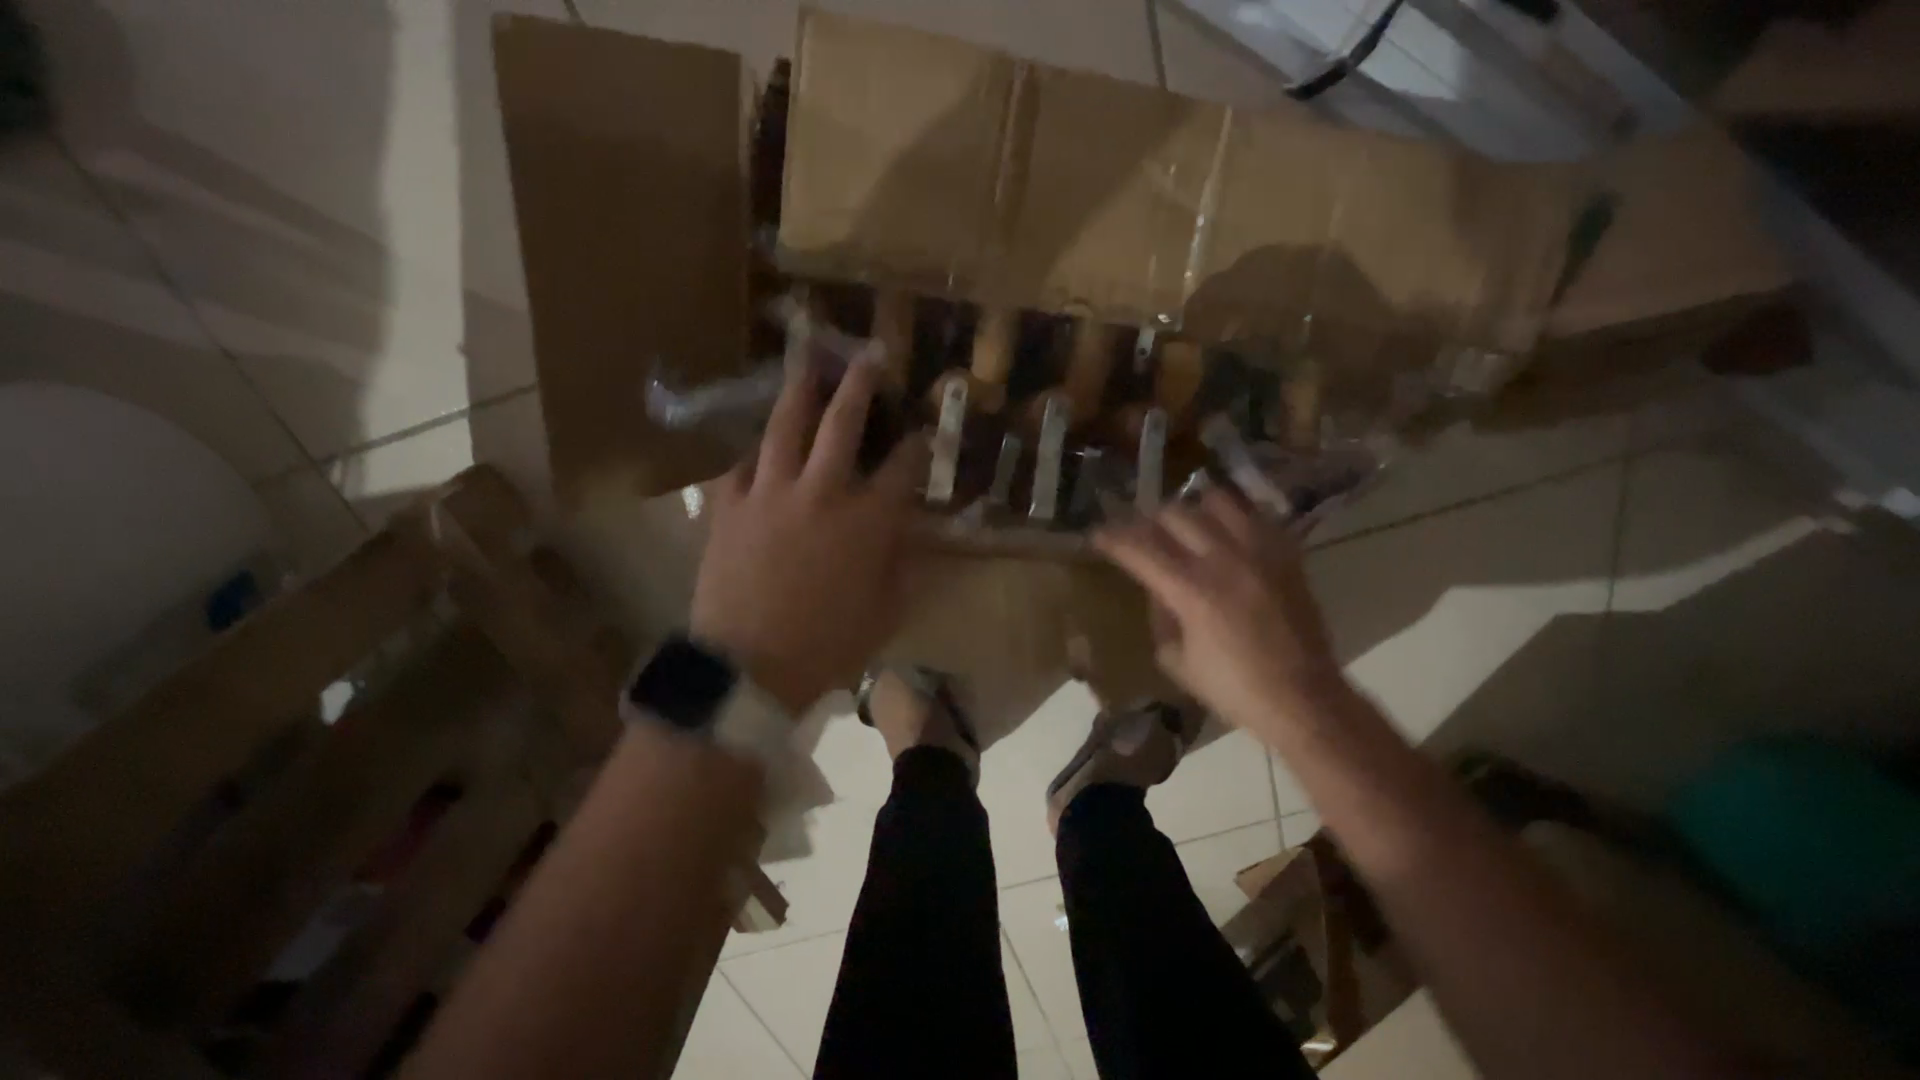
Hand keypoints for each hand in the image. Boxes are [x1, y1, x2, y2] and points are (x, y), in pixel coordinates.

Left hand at [690, 354, 926, 714]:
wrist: (749, 668)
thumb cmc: (827, 647)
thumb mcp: (885, 614)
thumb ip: (903, 567)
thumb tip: (910, 535)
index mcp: (867, 521)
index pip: (902, 467)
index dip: (915, 444)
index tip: (920, 430)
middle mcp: (821, 493)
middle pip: (843, 424)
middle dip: (859, 386)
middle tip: (866, 358)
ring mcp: (769, 494)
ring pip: (785, 427)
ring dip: (800, 392)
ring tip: (807, 365)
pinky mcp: (728, 507)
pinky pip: (740, 465)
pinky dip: (752, 451)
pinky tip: (757, 443)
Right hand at [1093, 490, 1349, 735]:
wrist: (1302, 698)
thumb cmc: (1234, 689)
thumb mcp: (1178, 662)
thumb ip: (1161, 620)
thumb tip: (1158, 592)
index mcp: (1191, 591)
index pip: (1140, 548)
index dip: (1112, 538)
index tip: (1097, 535)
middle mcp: (1224, 560)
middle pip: (1175, 514)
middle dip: (1148, 521)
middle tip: (1140, 534)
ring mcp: (1259, 553)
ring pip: (1217, 502)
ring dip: (1193, 510)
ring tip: (1186, 526)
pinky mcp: (1287, 556)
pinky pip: (1257, 517)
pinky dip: (1235, 519)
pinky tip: (1227, 534)